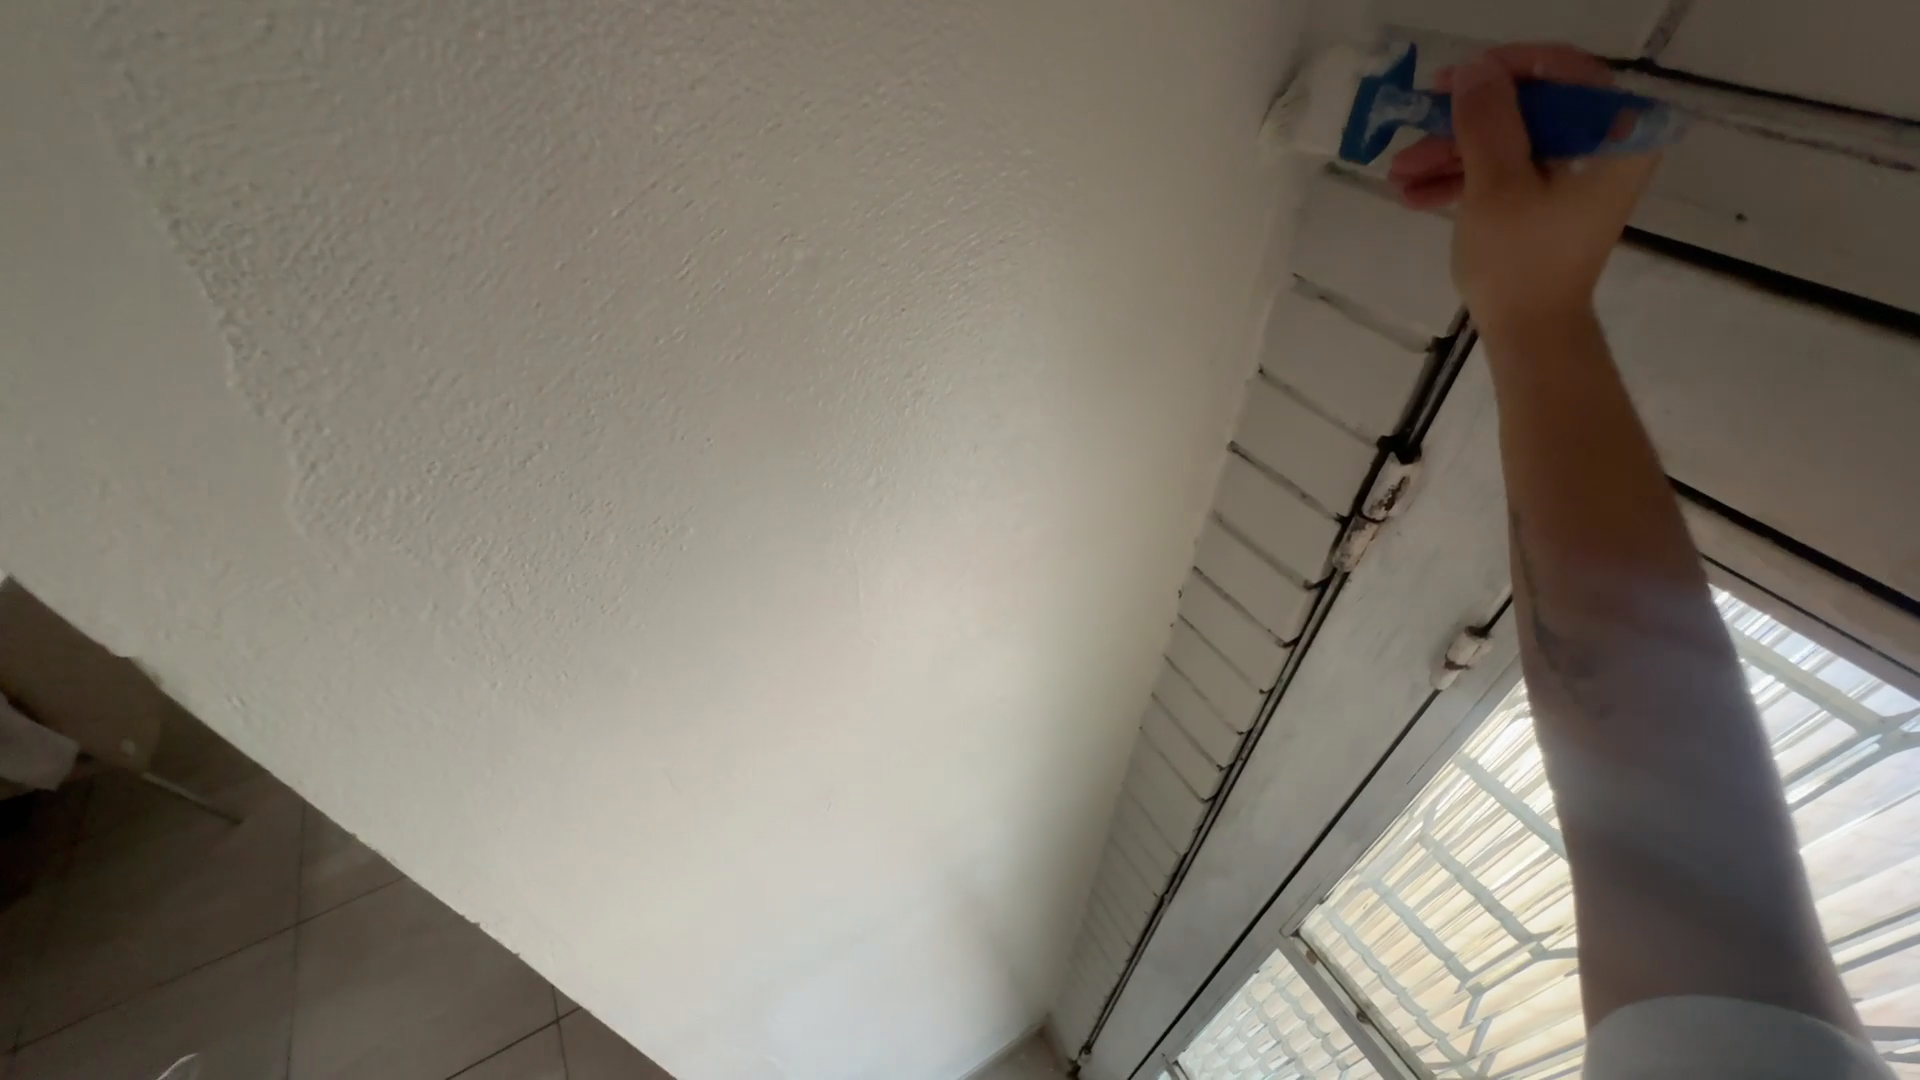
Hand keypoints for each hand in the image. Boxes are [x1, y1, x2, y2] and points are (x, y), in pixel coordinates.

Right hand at [1388, 44, 1660, 336]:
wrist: (1529, 331)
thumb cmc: (1520, 261)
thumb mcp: (1496, 187)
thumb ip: (1487, 122)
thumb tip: (1472, 70)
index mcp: (1615, 132)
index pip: (1563, 74)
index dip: (1503, 71)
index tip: (1449, 82)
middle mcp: (1604, 145)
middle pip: (1528, 112)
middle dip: (1462, 126)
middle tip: (1411, 132)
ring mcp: (1574, 177)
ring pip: (1508, 146)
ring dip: (1450, 158)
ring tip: (1398, 175)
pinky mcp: (1548, 204)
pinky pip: (1505, 176)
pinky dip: (1462, 182)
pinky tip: (1415, 195)